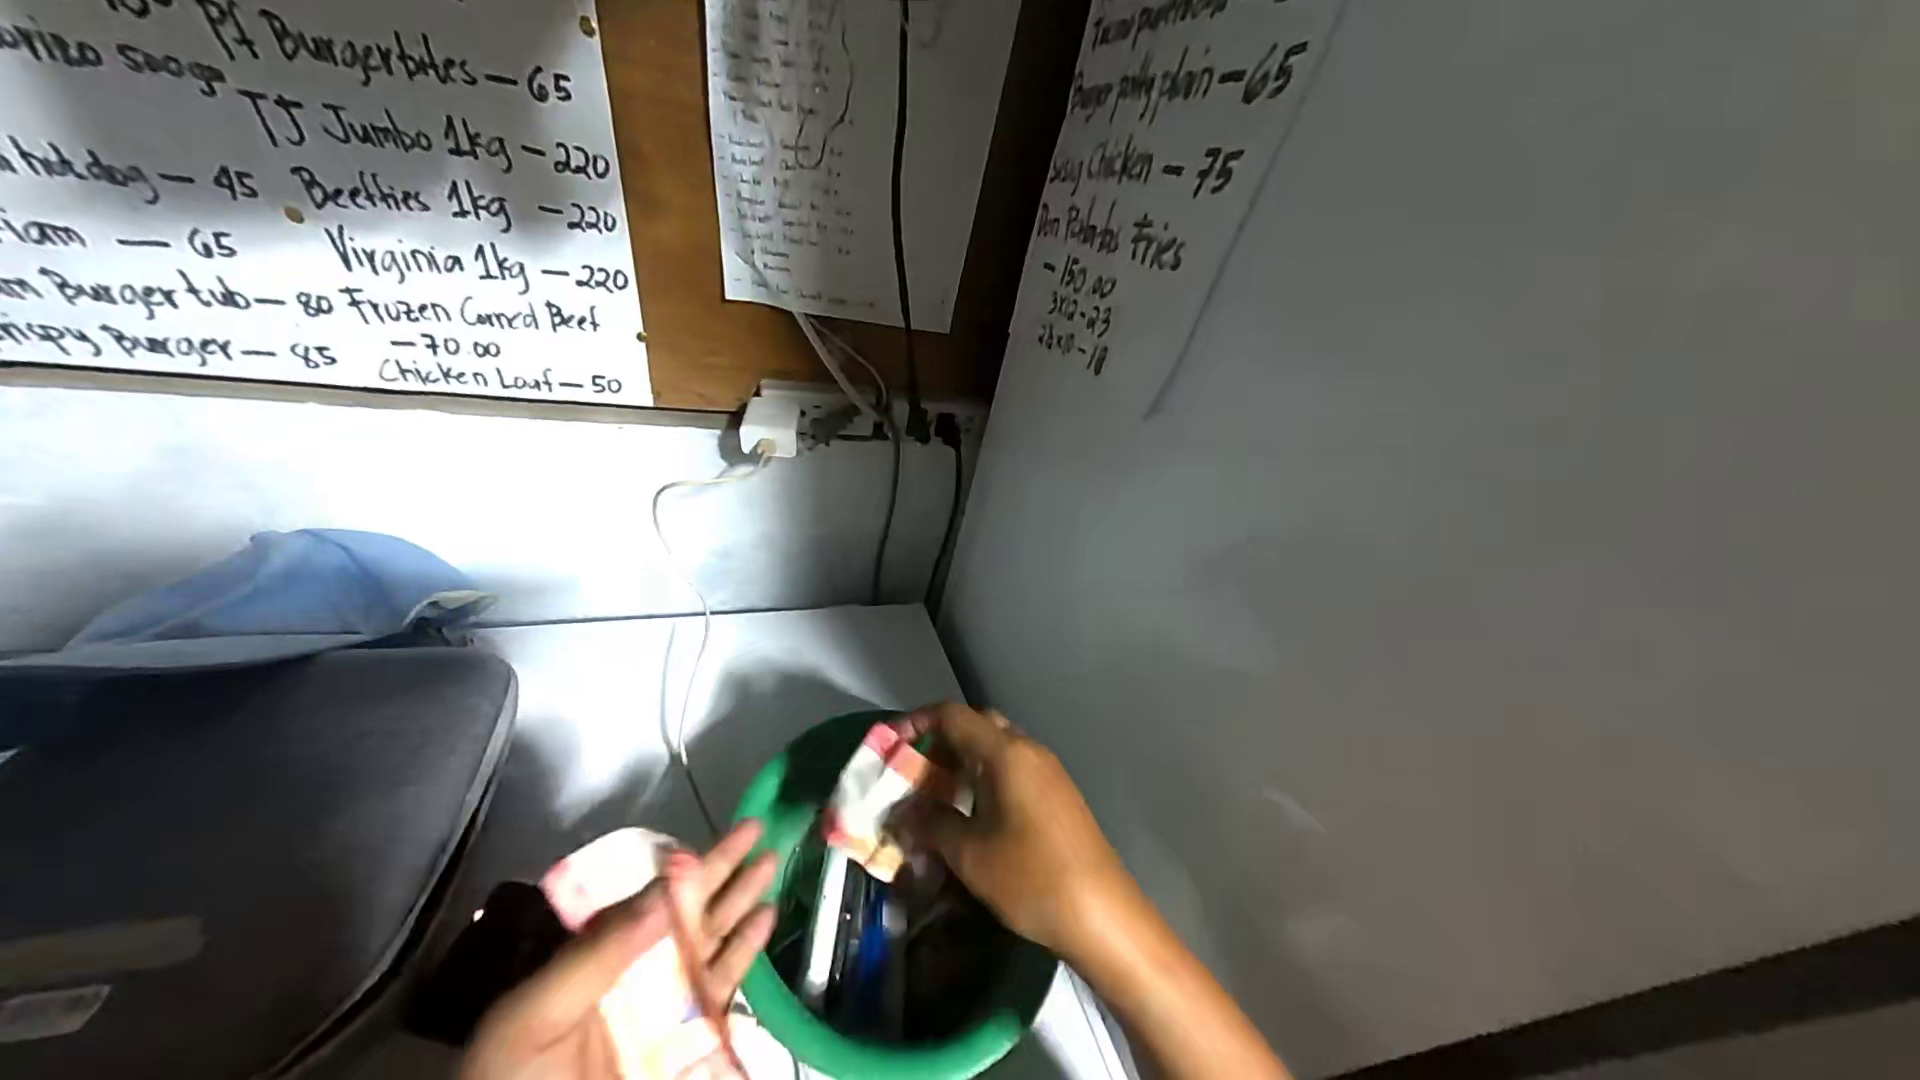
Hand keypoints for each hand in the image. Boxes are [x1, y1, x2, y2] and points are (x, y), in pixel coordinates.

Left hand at [459, 821, 777, 1079]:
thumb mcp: (532, 1018)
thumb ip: (597, 956)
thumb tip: (663, 894)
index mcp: (601, 958)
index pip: (657, 899)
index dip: (691, 864)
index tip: (721, 835)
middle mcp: (638, 972)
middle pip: (692, 912)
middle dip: (726, 871)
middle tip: (759, 830)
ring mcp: (665, 1007)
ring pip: (714, 940)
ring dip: (742, 901)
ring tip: (770, 863)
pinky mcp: (687, 1044)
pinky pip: (722, 988)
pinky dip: (745, 952)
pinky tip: (765, 920)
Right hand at [898, 703, 1136, 959]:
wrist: (1104, 915)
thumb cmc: (1031, 877)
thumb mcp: (969, 853)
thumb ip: (930, 824)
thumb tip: (901, 815)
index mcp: (1006, 752)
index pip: (954, 716)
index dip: (917, 722)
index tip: (891, 743)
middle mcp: (1029, 750)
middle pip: (977, 725)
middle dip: (941, 741)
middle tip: (915, 771)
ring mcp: (1048, 771)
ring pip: (997, 748)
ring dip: (964, 761)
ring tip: (938, 795)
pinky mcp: (1058, 793)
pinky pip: (1013, 768)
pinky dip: (986, 777)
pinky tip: (973, 813)